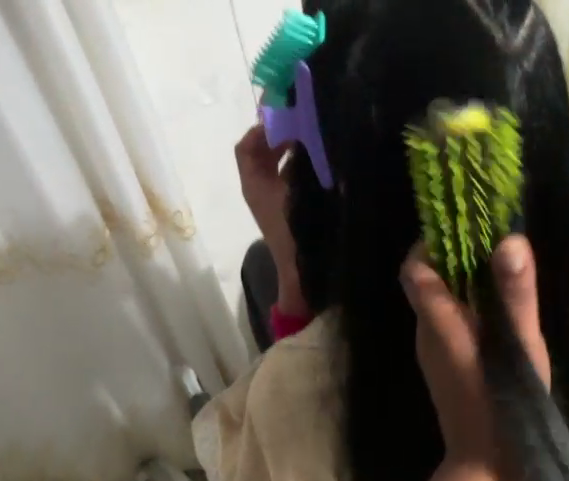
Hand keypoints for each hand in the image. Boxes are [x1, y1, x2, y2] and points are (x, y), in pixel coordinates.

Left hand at [235, 124, 305, 314]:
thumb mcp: (299, 188)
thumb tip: (308, 128)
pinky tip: (321, 168)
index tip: (285, 116)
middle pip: (261, 155)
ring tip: (315, 143)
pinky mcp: (286, 214)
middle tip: (304, 125)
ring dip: (292, 154)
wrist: (303, 276)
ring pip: (276, 168)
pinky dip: (300, 171)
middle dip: (280, 138)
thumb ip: (302, 158)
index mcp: (254, 183)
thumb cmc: (296, 230)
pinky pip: (288, 183)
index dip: (263, 128)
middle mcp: (258, 191)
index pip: (247, 146)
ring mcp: (272, 205)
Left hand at [399, 236, 551, 471]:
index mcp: (439, 324)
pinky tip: (502, 313)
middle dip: (457, 254)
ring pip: (442, 304)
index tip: (468, 223)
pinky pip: (451, 325)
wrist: (486, 470)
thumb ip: (515, 295)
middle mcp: (428, 334)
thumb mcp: (520, 348)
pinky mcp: (446, 369)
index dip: (435, 239)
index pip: (416, 266)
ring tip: (506, 271)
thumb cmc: (505, 409)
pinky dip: (471, 309)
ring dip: (467, 282)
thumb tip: (510, 238)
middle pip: (430, 280)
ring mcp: (434, 354)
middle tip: (498, 241)